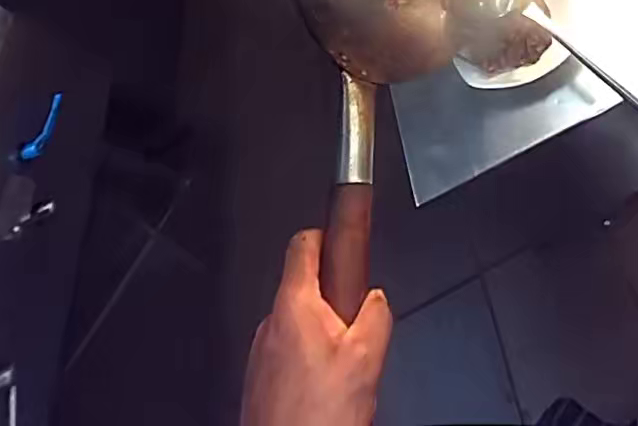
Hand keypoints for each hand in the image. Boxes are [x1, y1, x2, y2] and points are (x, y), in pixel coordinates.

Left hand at [239, 230, 392, 425]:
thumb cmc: (318, 419)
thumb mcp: (368, 354)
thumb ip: (377, 311)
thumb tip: (375, 301)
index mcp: (294, 306)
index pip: (304, 243)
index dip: (329, 232)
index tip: (344, 230)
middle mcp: (270, 325)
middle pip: (305, 283)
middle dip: (334, 295)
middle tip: (355, 318)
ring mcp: (261, 356)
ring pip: (299, 321)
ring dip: (322, 330)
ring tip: (343, 364)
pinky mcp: (260, 384)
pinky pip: (289, 352)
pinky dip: (309, 358)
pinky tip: (326, 388)